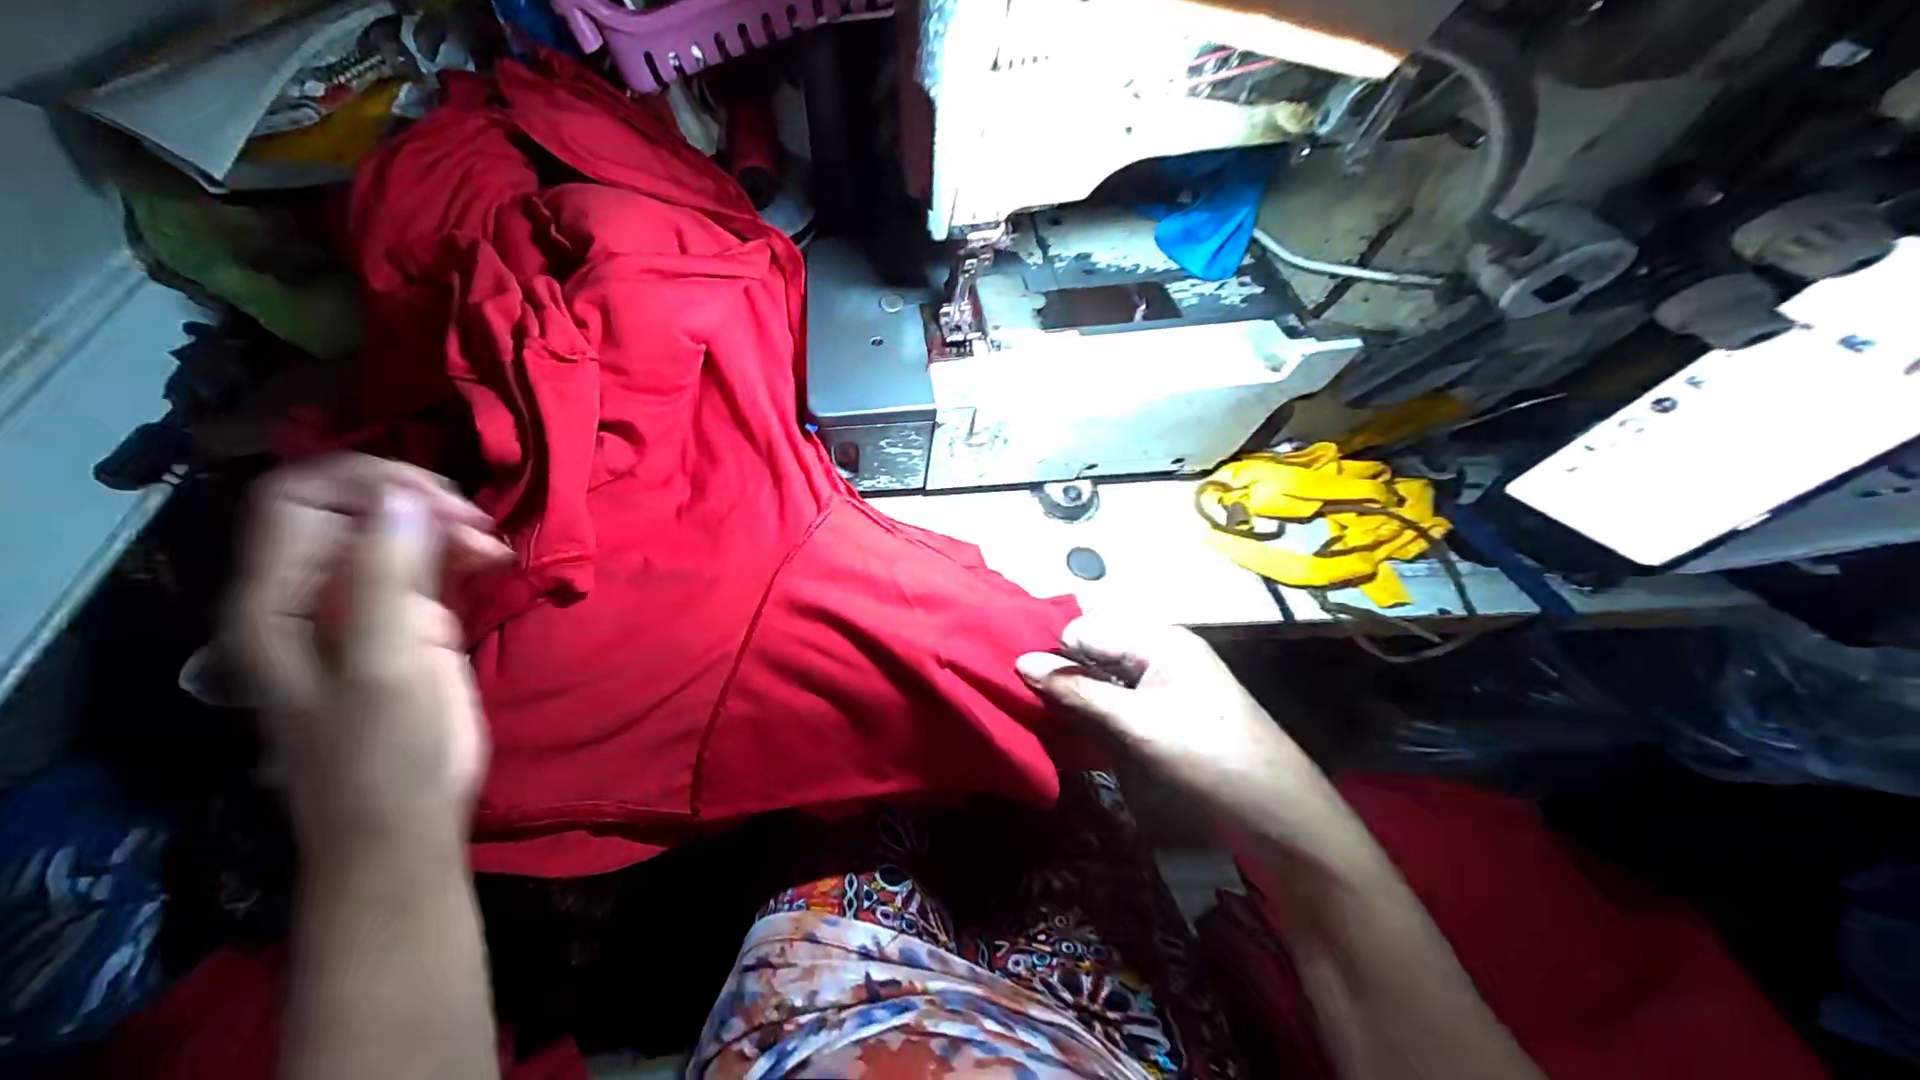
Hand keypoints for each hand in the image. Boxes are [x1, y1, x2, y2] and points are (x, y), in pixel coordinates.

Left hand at [225, 455, 512, 849]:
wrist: (403, 820)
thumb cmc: (385, 753)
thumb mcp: (383, 665)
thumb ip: (384, 577)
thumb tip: (407, 496)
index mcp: (276, 600)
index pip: (300, 497)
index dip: (366, 482)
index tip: (440, 500)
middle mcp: (310, 592)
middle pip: (352, 506)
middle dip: (417, 501)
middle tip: (476, 526)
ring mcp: (360, 606)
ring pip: (396, 531)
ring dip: (447, 526)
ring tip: (492, 549)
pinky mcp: (406, 622)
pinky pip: (427, 563)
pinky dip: (462, 552)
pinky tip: (495, 562)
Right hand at [1016, 618, 1368, 862]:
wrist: (1277, 808)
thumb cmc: (1205, 755)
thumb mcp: (1135, 723)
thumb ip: (1077, 690)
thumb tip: (1021, 661)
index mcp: (1160, 638)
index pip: (1086, 628)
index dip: (1059, 655)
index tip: (1035, 689)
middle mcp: (1164, 647)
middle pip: (1097, 643)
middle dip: (1068, 669)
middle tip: (1044, 704)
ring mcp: (1171, 675)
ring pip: (1108, 668)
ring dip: (1083, 689)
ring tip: (1059, 715)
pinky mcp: (1173, 702)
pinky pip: (1124, 689)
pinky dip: (1103, 703)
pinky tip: (1090, 724)